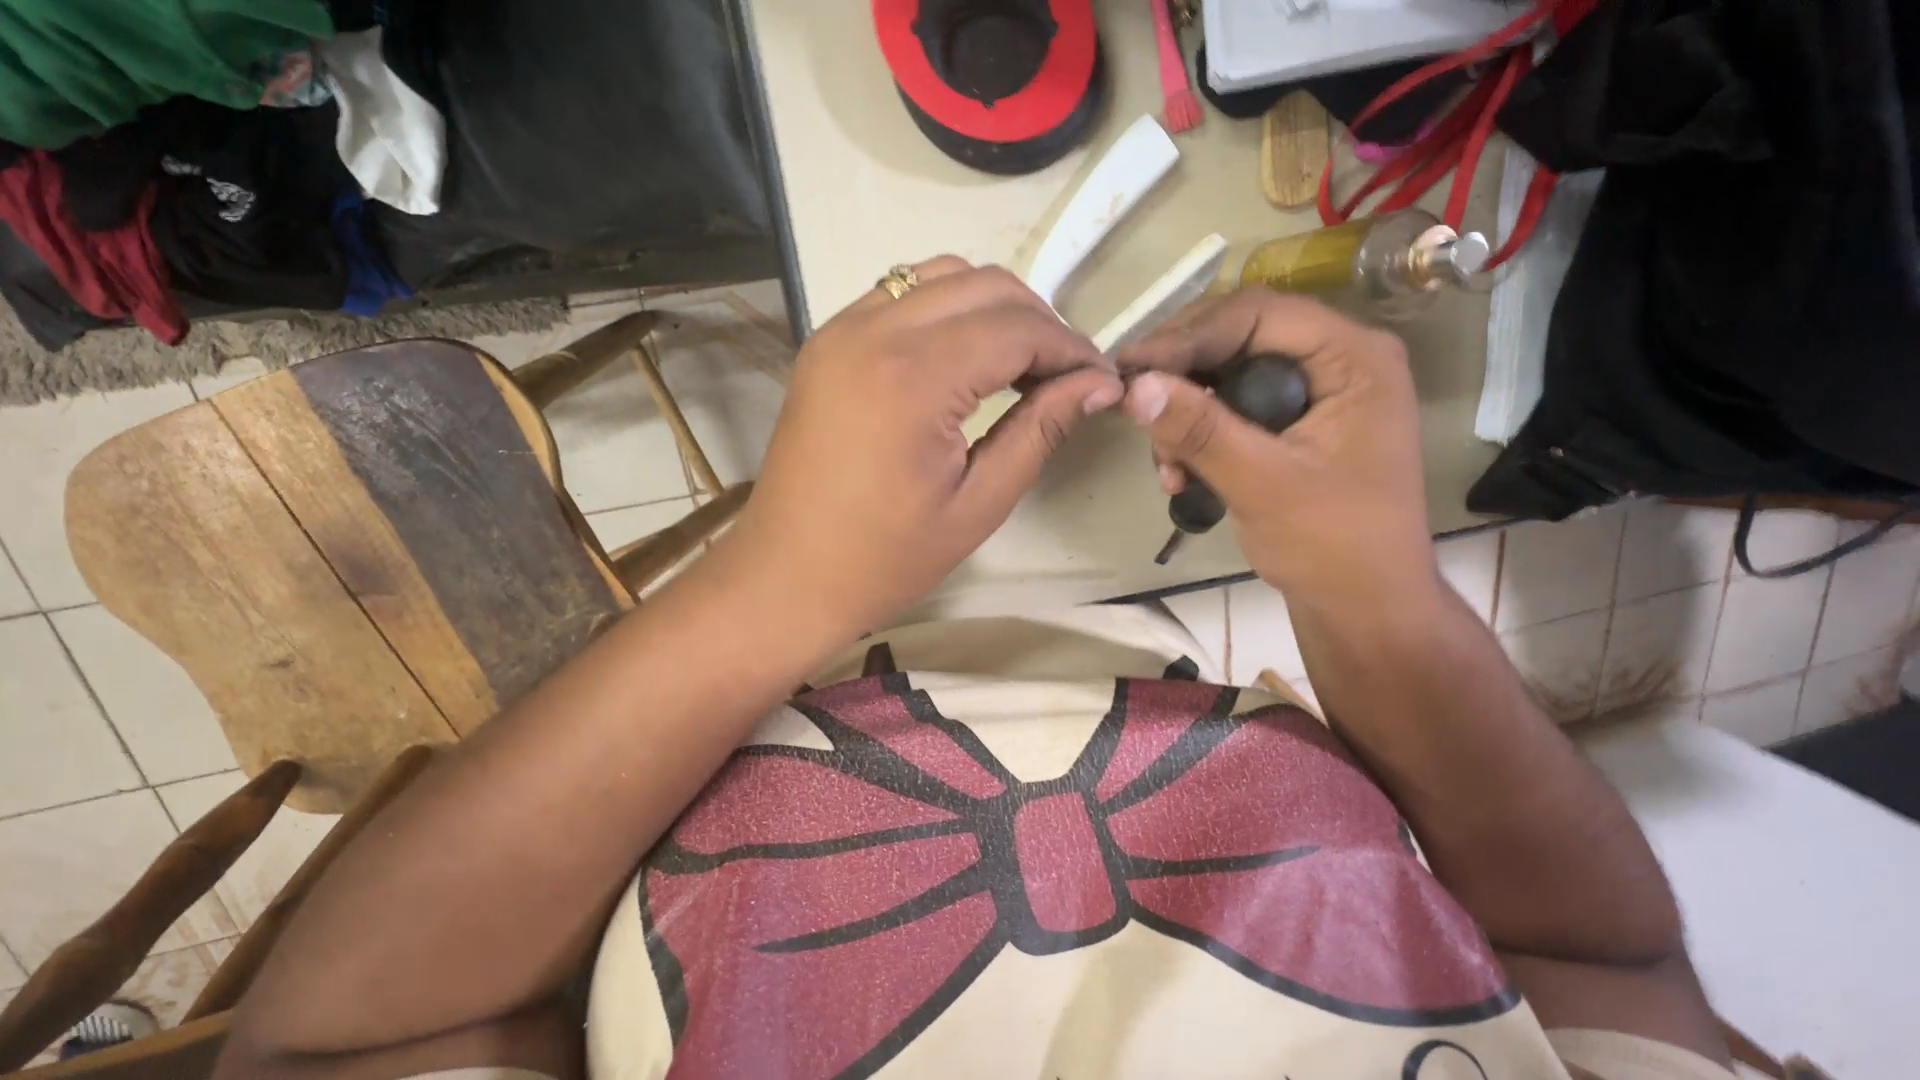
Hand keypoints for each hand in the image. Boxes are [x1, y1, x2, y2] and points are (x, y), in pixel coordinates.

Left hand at [719, 257, 1123, 634]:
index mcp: (913, 378)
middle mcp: (873, 332)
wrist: (786, 575)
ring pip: (941, 276)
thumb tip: (1099, 384)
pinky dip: (945, 308)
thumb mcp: (978, 504)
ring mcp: (841, 329)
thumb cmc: (884, 558)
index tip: (1103, 379)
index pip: (1017, 329)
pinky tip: (963, 356)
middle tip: (1067, 375)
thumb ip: (1040, 430)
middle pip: (985, 286)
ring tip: (1020, 363)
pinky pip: (900, 293)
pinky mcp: (826, 340)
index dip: (1070, 348)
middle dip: (1039, 321)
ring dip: (993, 306)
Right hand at [1115, 288, 1434, 608]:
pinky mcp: (1296, 424)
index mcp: (1353, 357)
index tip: (1129, 369)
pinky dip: (1200, 435)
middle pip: (1238, 336)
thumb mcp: (1262, 484)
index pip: (1257, 314)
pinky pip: (1234, 407)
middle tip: (1132, 405)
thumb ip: (1200, 430)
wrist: (1366, 609)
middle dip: (1182, 376)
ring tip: (1165, 463)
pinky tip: (1179, 476)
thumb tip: (1134, 384)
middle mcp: (1338, 360)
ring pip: (1228, 373)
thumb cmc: (1332, 546)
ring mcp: (1317, 392)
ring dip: (1185, 413)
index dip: (1187, 335)